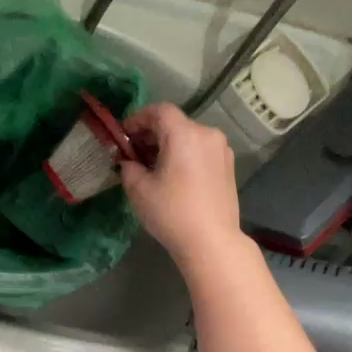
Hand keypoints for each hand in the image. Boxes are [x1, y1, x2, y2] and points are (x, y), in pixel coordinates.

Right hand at [119, 104, 244, 261]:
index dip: (138, 118)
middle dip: (152, 134)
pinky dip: (184, 154)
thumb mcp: (139, 191)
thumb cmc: (171, 213)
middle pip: (175, 123)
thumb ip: (129, 168)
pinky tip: (174, 176)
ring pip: (189, 137)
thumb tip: (127, 161)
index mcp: (184, 134)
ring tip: (152, 166)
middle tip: (133, 152)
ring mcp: (221, 149)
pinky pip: (200, 150)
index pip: (159, 111)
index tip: (124, 134)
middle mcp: (206, 134)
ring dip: (168, 145)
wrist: (210, 239)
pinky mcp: (227, 165)